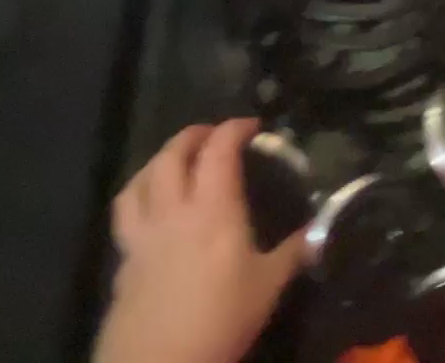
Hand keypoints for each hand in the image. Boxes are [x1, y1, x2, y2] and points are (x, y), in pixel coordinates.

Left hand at [93, 119, 305, 362]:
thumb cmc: (220, 320)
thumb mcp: (270, 284)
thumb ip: (296, 249)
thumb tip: (323, 228)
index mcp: (213, 210)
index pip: (218, 150)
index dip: (235, 128)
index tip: (253, 125)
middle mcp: (172, 214)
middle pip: (170, 158)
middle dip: (192, 136)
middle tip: (212, 134)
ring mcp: (140, 240)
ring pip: (136, 184)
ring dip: (157, 163)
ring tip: (174, 163)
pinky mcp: (121, 267)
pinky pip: (125, 219)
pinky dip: (139, 202)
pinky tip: (154, 215)